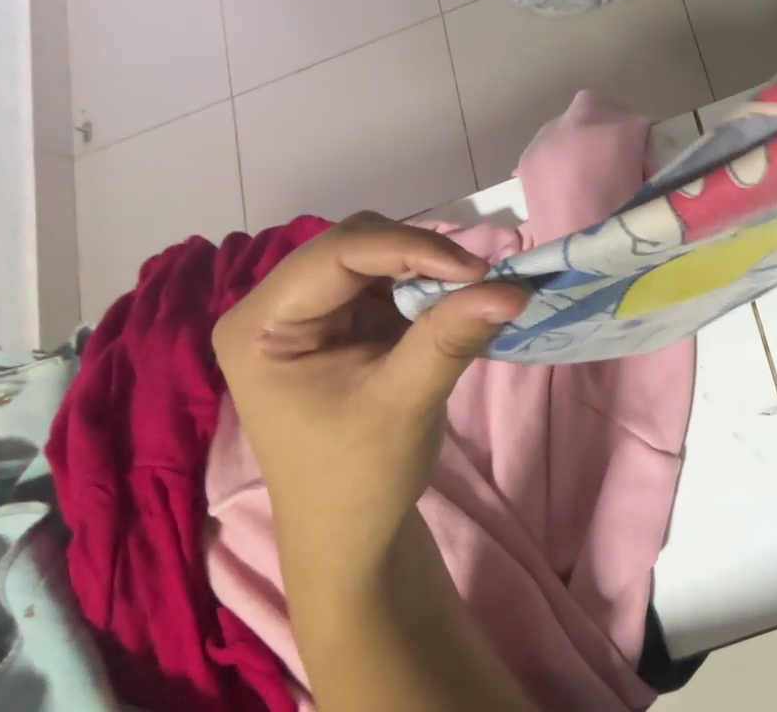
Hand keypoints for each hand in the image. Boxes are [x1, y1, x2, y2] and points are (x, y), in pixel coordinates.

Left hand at [212, 213, 529, 582]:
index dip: (412, 248)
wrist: (354, 531)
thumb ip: (451, 338)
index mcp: (261, 326)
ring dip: (433, 270)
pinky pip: (396, 282)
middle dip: (422, 256)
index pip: (338, 254)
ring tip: (474, 297)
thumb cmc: (359, 477)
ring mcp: (314, 314)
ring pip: (381, 257)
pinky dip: (434, 287)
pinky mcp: (348, 324)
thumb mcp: (405, 403)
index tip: (480, 271)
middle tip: (480, 283)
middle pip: (357, 245)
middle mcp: (278, 308)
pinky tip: (460, 308)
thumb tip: (515, 289)